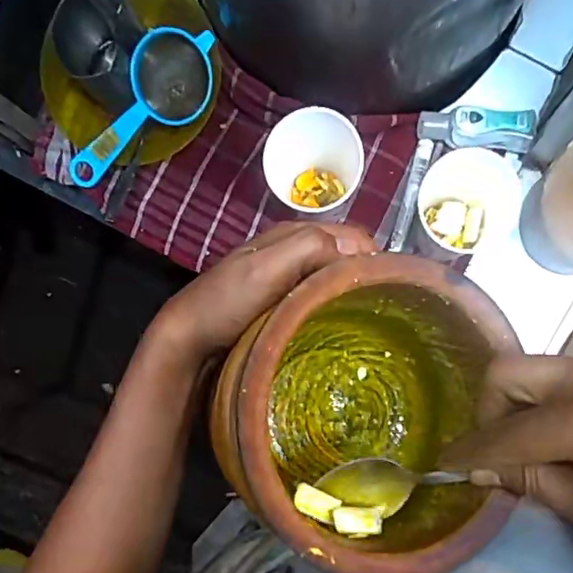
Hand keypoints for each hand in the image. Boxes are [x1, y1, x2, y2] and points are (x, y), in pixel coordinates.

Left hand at [155, 222, 375, 362]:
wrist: (188, 338)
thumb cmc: (226, 301)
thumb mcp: (267, 267)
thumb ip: (310, 247)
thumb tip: (358, 253)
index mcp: (297, 234)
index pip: (356, 238)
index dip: (374, 259)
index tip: (384, 293)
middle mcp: (298, 252)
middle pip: (350, 259)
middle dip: (366, 278)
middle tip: (377, 312)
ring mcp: (293, 280)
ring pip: (338, 281)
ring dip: (351, 296)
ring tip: (363, 323)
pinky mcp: (288, 305)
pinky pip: (323, 301)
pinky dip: (335, 310)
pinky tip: (337, 328)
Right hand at [440, 354, 572, 568]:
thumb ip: (546, 488)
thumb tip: (496, 471)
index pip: (505, 435)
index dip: (470, 456)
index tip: (446, 469)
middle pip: (509, 374)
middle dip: (489, 415)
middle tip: (500, 458)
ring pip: (544, 369)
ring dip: (527, 407)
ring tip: (549, 455)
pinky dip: (561, 401)